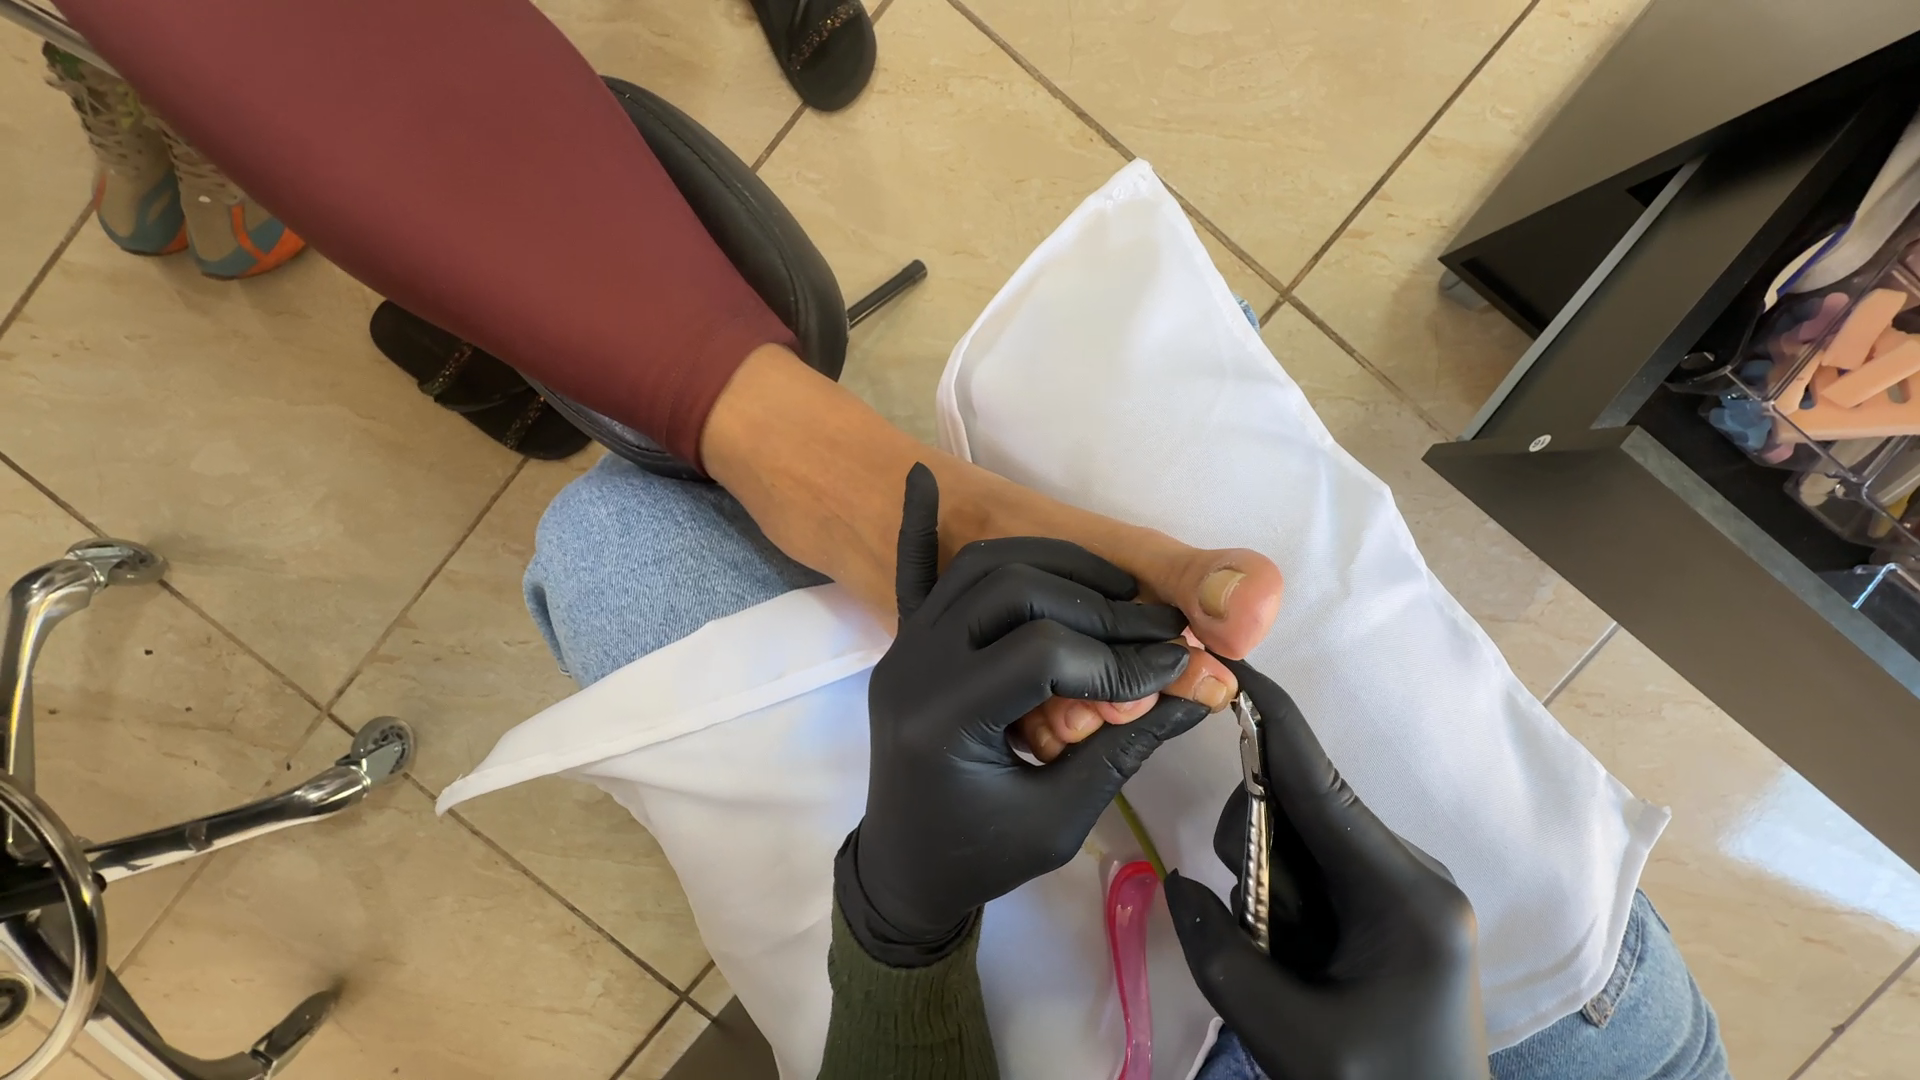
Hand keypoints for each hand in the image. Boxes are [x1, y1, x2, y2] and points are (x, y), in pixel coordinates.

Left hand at [837, 464, 1210, 963]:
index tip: (1174, 673)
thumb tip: (1202, 684)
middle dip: (1098, 605)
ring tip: (1113, 588)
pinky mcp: (905, 640)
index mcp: (943, 721)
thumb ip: (1128, 746)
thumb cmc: (981, 857)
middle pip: (1015, 590)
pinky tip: (923, 476)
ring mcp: (904, 646)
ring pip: (982, 568)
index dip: (1119, 658)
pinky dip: (922, 524)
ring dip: (1054, 565)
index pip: (1044, 653)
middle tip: (1156, 628)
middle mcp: (913, 666)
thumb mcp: (1062, 819)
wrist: (904, 867)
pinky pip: (912, 571)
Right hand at [1163, 657, 1488, 1079]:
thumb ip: (1216, 950)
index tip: (1226, 664)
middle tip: (1259, 937)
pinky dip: (1279, 897)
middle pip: (1297, 807)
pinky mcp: (1382, 900)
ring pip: (1295, 838)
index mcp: (1403, 894)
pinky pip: (1308, 865)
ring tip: (1285, 964)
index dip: (1267, 717)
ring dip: (1265, 884)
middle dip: (1253, 851)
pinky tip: (1295, 956)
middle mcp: (1408, 871)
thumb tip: (1178, 882)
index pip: (1315, 780)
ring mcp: (1398, 883)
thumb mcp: (1285, 1034)